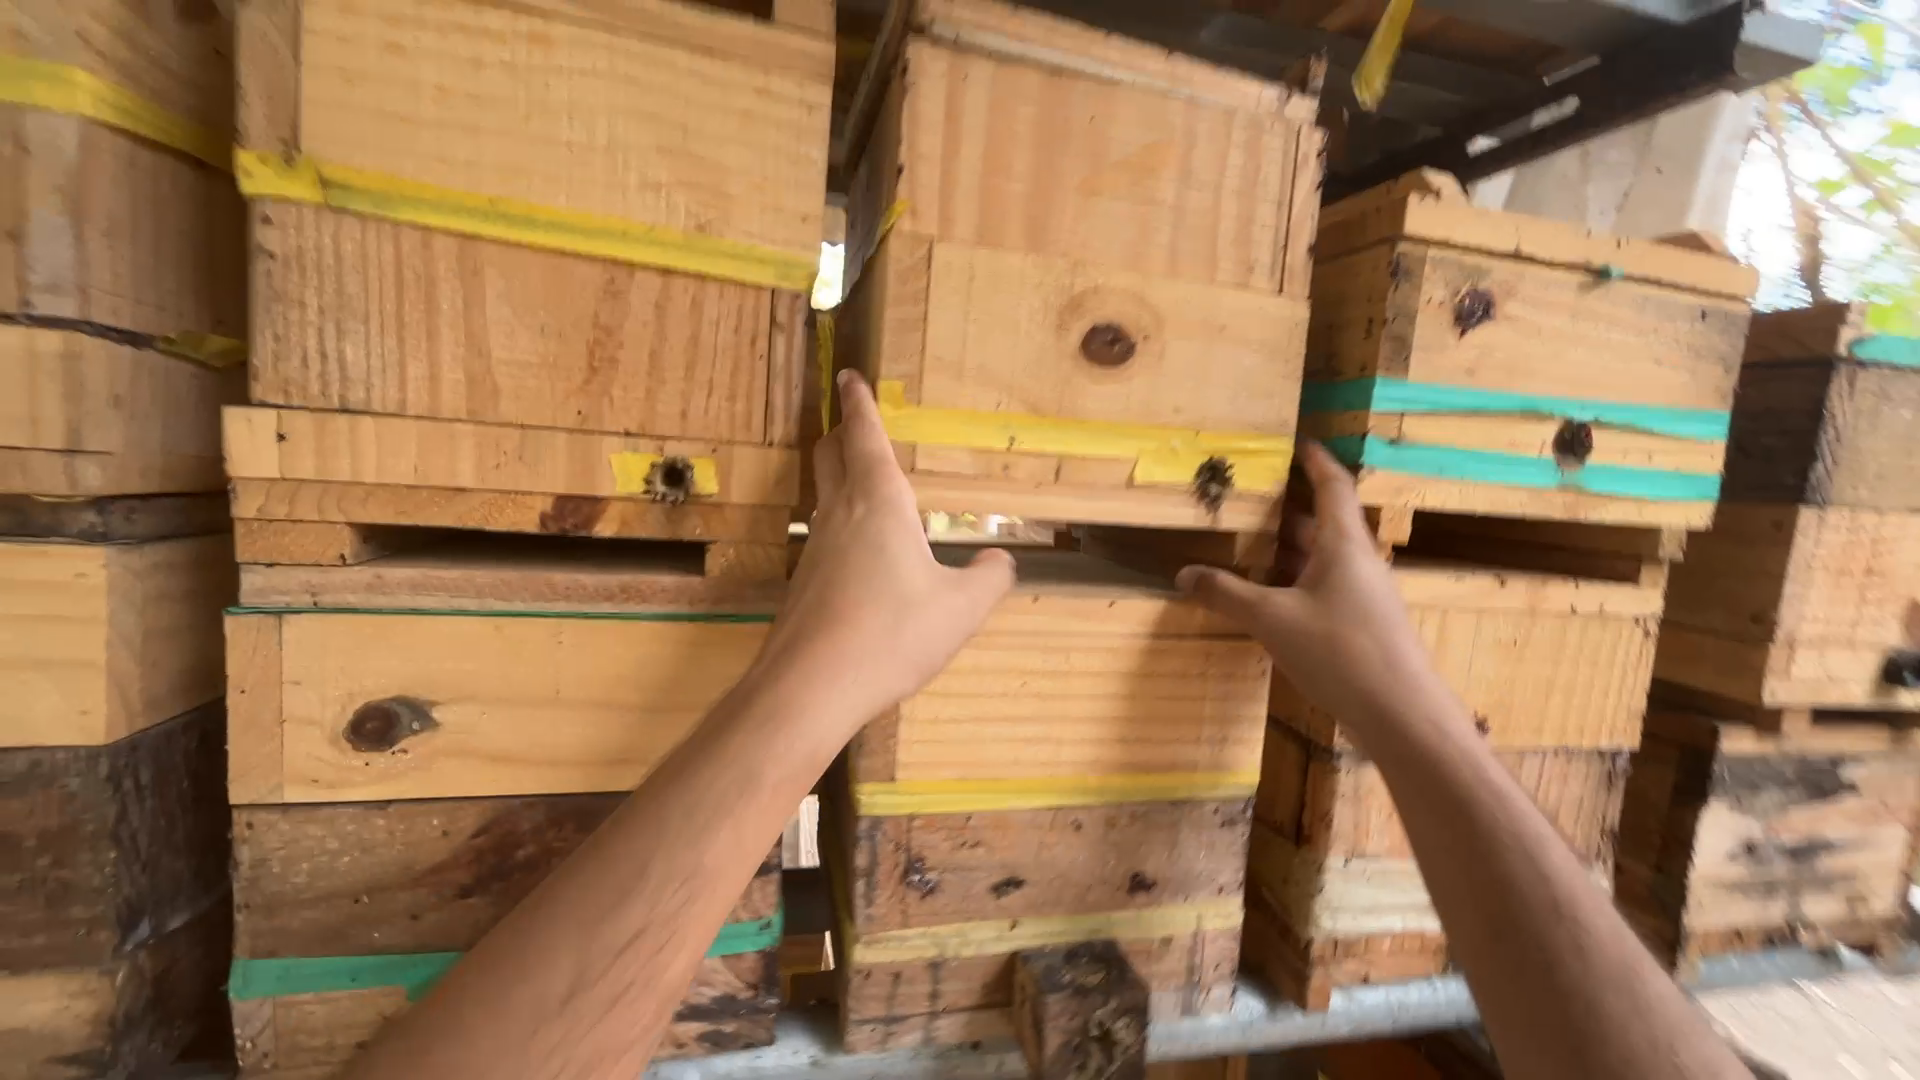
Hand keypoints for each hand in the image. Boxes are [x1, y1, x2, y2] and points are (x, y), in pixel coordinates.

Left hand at [754, 370, 1015, 732]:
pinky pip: (822, 535)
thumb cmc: (892, 635)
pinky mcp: (804, 583)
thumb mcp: (961, 609)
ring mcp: (815, 549)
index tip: (848, 376)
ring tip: (856, 479)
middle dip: (840, 431)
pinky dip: (838, 523)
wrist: (811, 687)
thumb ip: (990, 577)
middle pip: (831, 455)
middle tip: (848, 418)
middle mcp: (840, 515)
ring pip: (823, 495)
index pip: (864, 435)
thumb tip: (1001, 558)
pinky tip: (856, 554)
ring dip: (836, 476)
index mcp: (879, 502)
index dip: (859, 402)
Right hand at [1175, 442, 1432, 729]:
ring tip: (1248, 544)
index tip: (1297, 442)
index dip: (1315, 461)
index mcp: (1343, 544)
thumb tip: (1182, 574)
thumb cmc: (1339, 651)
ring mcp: (1364, 595)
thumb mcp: (1271, 619)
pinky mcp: (1362, 624)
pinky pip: (1325, 587)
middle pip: (1324, 522)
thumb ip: (1226, 594)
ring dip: (1289, 549)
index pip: (1332, 486)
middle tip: (1249, 499)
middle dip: (1288, 509)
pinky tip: (1268, 598)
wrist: (1401, 714)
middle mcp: (1358, 561)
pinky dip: (1296, 580)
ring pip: (1323, 558)